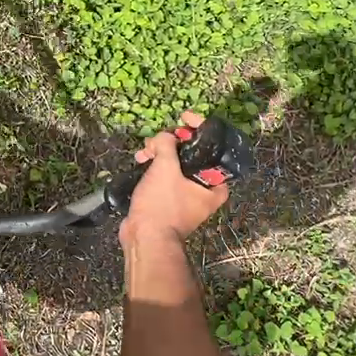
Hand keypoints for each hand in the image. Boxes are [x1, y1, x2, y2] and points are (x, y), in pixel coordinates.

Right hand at [121, 111, 227, 244]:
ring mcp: (186, 195)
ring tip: (143, 152)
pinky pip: (164, 175)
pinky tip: (140, 161)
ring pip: (175, 164)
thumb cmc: (163, 203)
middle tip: (156, 140)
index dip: (199, 128)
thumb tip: (164, 137)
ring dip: (158, 153)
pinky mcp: (168, 199)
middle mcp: (204, 189)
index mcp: (216, 184)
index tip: (183, 118)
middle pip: (191, 154)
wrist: (146, 237)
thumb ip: (167, 145)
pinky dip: (153, 166)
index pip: (214, 147)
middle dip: (171, 143)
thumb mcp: (166, 168)